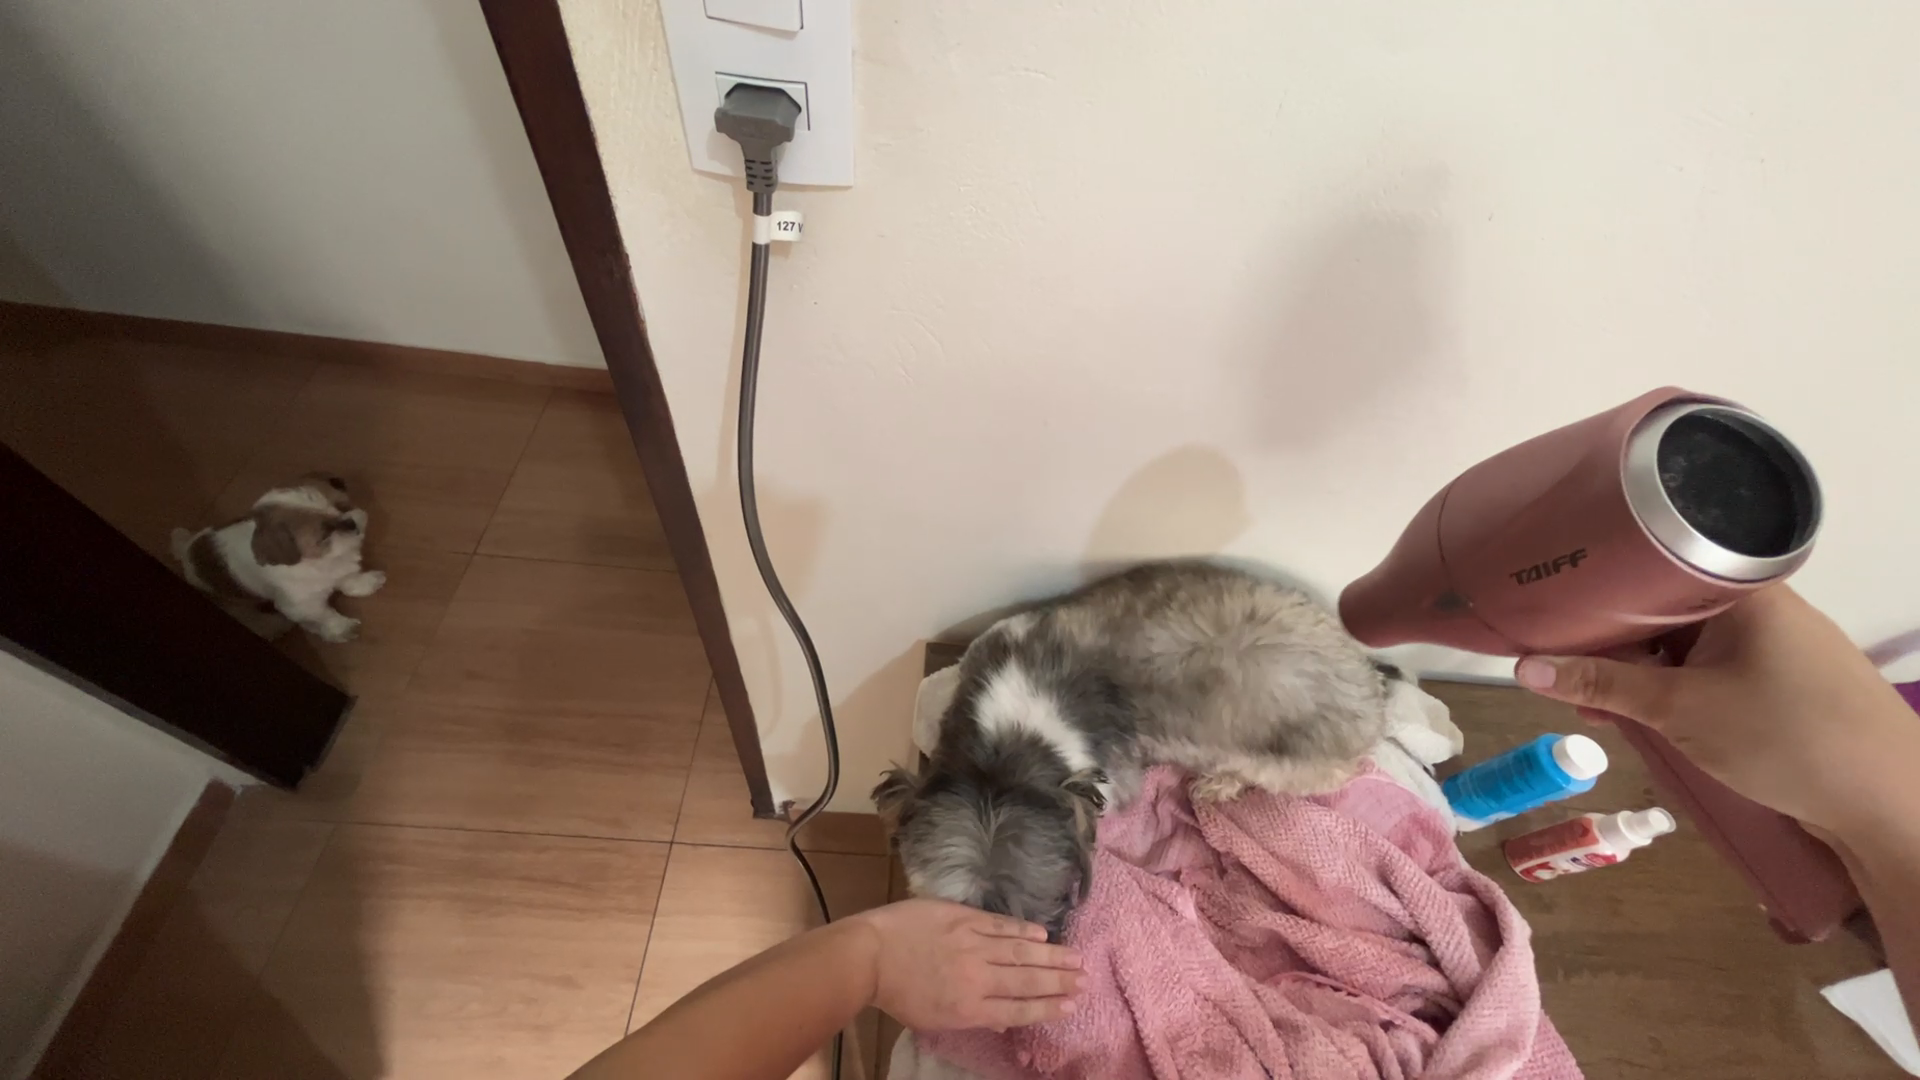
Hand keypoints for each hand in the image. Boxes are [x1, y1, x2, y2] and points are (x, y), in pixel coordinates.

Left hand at [848, 899, 1083, 1031]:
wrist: (871, 954)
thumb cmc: (899, 991)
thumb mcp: (935, 1018)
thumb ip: (972, 1014)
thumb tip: (1004, 1015)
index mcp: (969, 1007)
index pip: (1018, 1008)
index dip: (1048, 1007)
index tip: (1072, 1005)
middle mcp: (977, 976)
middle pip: (1026, 978)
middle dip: (1059, 980)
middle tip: (1085, 979)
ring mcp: (971, 943)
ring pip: (1020, 950)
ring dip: (1050, 955)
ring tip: (1075, 957)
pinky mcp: (963, 918)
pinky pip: (1000, 925)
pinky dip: (1022, 930)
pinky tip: (1042, 933)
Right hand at [1512, 585, 1919, 837]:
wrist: (1901, 814)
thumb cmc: (1789, 740)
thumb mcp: (1676, 710)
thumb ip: (1597, 684)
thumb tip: (1521, 668)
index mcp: (1743, 597)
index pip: (1650, 572)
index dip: (1594, 587)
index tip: (1548, 604)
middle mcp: (1760, 612)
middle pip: (1658, 611)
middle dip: (1605, 644)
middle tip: (1561, 669)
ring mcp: (1774, 649)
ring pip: (1677, 646)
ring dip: (1632, 673)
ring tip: (1593, 704)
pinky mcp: (1780, 683)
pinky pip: (1703, 671)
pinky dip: (1666, 689)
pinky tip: (1638, 717)